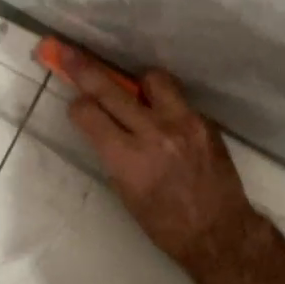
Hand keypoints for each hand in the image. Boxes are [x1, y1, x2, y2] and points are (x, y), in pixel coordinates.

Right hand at [60, 46, 262, 269]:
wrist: (218, 233)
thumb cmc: (163, 224)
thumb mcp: (125, 191)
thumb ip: (112, 152)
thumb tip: (101, 123)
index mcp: (126, 159)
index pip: (88, 113)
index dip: (77, 106)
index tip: (75, 104)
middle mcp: (153, 134)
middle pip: (110, 89)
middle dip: (84, 68)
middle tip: (66, 50)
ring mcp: (183, 124)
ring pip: (153, 80)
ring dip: (139, 83)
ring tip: (138, 94)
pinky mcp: (204, 123)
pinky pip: (178, 101)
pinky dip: (167, 108)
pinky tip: (169, 126)